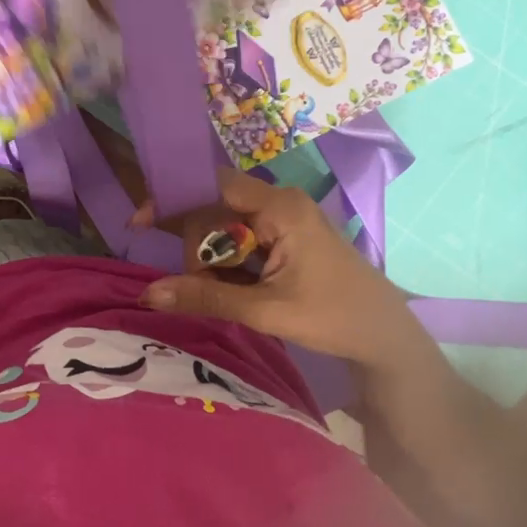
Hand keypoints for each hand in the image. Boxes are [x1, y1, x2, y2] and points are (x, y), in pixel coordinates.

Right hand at [132, 168, 434, 368]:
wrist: (386, 340)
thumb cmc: (333, 318)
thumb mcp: (264, 310)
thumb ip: (205, 297)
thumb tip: (148, 294)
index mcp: (280, 208)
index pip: (212, 187)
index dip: (173, 201)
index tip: (141, 225)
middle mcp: (280, 204)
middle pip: (213, 210)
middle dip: (196, 246)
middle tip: (196, 285)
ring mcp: (284, 221)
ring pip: (224, 228)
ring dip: (211, 259)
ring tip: (217, 293)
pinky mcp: (285, 239)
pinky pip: (241, 241)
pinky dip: (227, 264)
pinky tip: (229, 289)